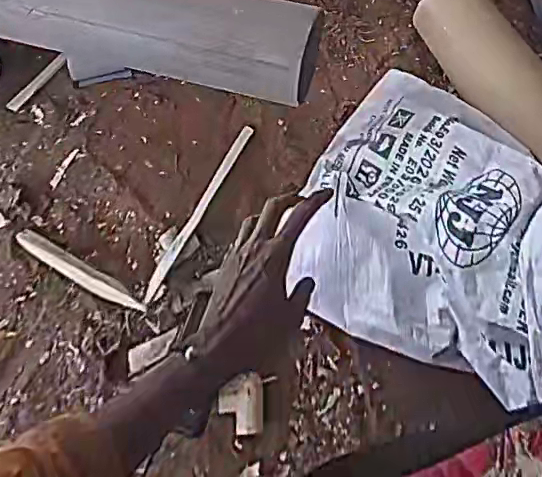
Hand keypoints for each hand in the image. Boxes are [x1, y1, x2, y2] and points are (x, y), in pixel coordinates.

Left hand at [190, 188, 332, 382]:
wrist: (216, 346)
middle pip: (273, 206)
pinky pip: (241, 237)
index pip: (298, 217)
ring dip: (269, 213)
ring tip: (280, 219)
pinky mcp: (226, 264)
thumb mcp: (289, 318)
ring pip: (254, 219)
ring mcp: (238, 253)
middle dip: (290, 196)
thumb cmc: (254, 336)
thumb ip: (300, 295)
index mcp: (275, 256)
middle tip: (302, 198)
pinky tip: (258, 245)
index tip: (324, 194)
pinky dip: (254, 233)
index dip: (314, 201)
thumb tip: (306, 284)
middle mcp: (255, 248)